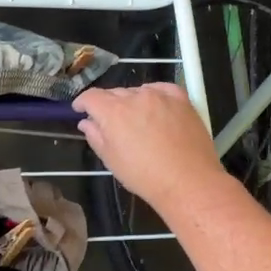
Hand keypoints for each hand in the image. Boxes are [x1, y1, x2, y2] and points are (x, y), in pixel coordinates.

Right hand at [75, 83, 228, 209]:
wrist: (188, 182)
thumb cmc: (144, 176)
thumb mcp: (111, 160)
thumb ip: (95, 136)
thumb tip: (86, 122)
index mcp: (112, 112)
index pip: (91, 96)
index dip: (83, 103)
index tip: (81, 110)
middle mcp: (135, 97)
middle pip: (114, 93)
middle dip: (108, 105)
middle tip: (111, 123)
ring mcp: (160, 96)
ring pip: (138, 91)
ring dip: (132, 101)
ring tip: (138, 120)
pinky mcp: (181, 99)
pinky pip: (162, 89)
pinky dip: (155, 94)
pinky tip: (157, 107)